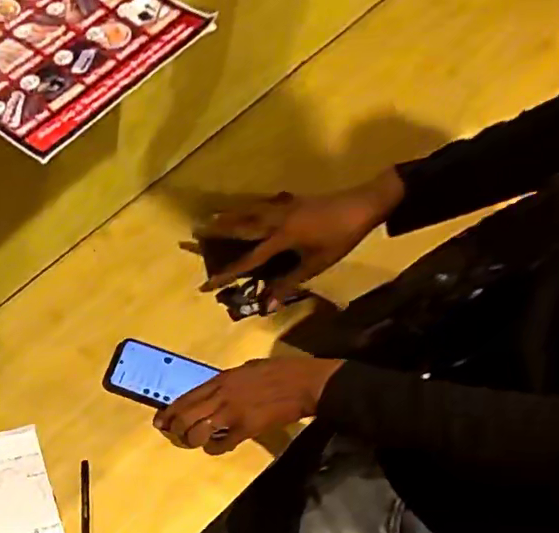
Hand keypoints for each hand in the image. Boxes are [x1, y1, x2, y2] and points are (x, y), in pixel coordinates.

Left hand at [155, 354, 344, 453]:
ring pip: (197, 432)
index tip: (160, 422)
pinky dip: (214, 448)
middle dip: (175, 430)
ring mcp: (232, 413)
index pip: (184, 399)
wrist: (304, 383)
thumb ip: (225, 383)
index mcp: (220, 380)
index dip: (168, 413)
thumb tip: (212, 394)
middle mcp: (220, 396)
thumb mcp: (245, 370)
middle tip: (176, 436)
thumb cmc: (278, 372)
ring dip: (192, 441)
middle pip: (185, 417)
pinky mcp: (246, 429)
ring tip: (195, 442)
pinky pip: (221, 444)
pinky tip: (215, 447)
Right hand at [198, 169, 406, 308]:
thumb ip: (288, 283)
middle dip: (215, 232)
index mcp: (281, 237)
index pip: (247, 261)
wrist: (365, 203)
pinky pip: (261, 203)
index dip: (225, 275)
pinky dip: (247, 206)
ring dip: (226, 215)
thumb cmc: (340, 238)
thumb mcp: (315, 265)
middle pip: (239, 226)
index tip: (205, 285)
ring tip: (208, 217)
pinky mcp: (290, 200)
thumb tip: (266, 305)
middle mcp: (276, 219)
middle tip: (192, 234)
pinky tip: (242, 208)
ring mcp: (282, 206)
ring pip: (248, 210)